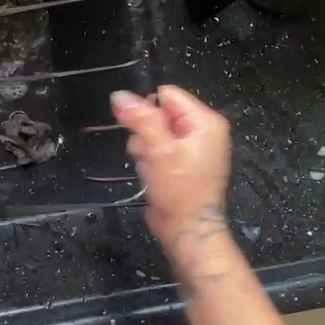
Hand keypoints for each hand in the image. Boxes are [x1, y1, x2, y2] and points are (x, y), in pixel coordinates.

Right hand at [111, 86, 233, 267]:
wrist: (187, 229)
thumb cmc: (179, 190)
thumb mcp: (158, 150)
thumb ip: (140, 120)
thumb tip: (119, 95)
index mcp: (205, 122)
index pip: (168, 95)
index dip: (147, 109)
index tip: (139, 130)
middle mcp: (202, 131)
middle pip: (159, 114)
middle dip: (144, 132)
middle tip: (147, 154)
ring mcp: (192, 149)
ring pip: (153, 132)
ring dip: (143, 148)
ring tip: (149, 166)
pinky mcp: (181, 164)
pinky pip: (157, 149)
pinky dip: (149, 159)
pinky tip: (151, 173)